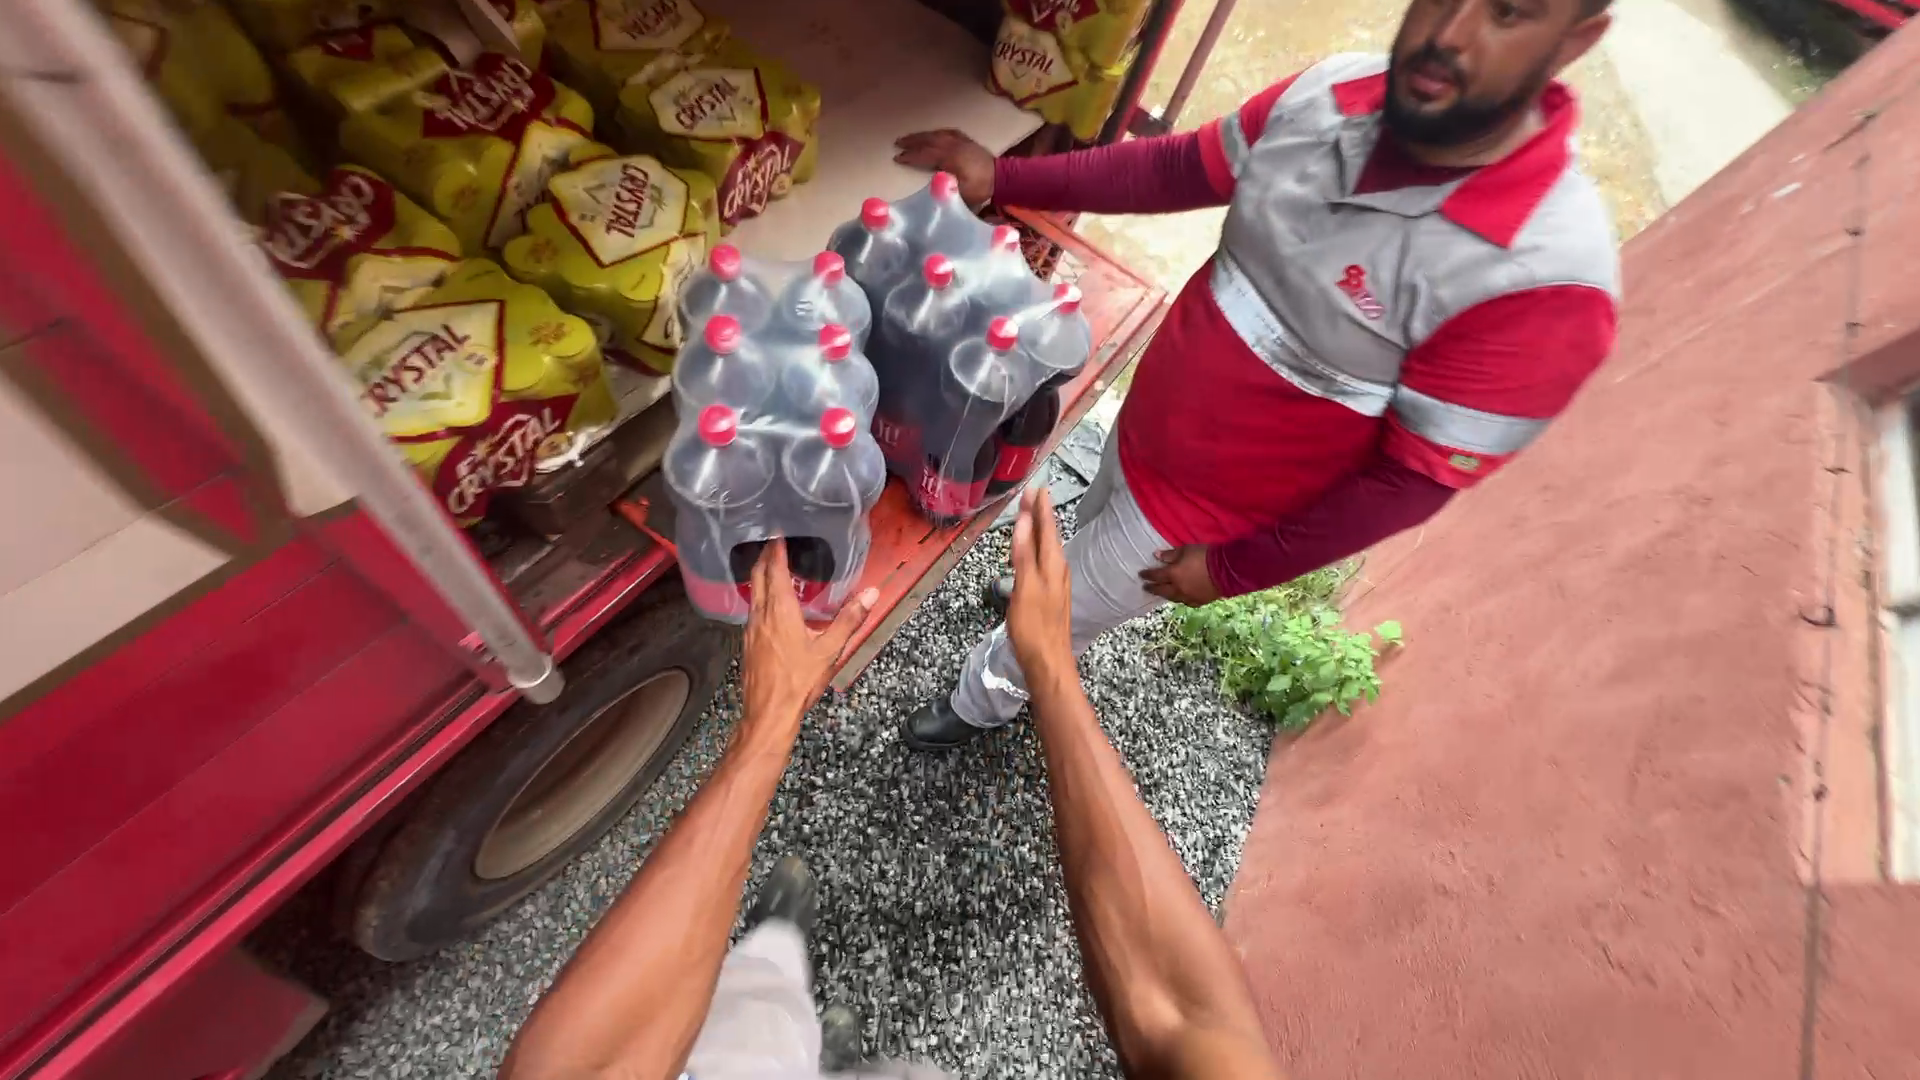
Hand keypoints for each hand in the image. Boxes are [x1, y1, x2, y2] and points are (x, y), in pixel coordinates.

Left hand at [739, 539, 875, 741]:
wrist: (768, 713)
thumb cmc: (799, 681)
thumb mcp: (830, 650)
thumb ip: (849, 619)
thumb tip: (871, 594)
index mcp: (780, 611)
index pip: (775, 571)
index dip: (776, 550)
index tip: (779, 534)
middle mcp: (760, 615)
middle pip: (758, 577)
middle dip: (765, 558)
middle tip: (773, 544)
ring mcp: (751, 630)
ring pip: (752, 593)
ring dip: (761, 576)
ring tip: (772, 567)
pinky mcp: (748, 644)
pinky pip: (752, 610)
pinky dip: (760, 596)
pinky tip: (770, 604)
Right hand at [893, 129, 995, 208]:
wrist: (1002, 178)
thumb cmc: (982, 188)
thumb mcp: (963, 194)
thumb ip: (946, 189)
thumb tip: (931, 186)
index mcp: (950, 157)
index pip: (925, 154)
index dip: (910, 156)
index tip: (897, 158)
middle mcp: (953, 145)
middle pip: (928, 140)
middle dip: (912, 142)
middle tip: (897, 143)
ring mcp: (960, 140)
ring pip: (936, 134)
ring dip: (922, 135)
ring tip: (910, 138)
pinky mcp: (967, 140)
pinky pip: (948, 132)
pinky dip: (937, 133)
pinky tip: (933, 134)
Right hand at [1005, 486, 1073, 681]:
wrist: (1048, 661)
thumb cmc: (1034, 628)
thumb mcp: (1025, 588)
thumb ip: (1024, 554)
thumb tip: (1023, 522)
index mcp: (1052, 566)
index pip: (1046, 529)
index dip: (1040, 508)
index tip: (1036, 488)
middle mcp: (1057, 570)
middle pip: (1048, 536)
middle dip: (1040, 515)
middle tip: (1032, 495)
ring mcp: (1055, 583)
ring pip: (1047, 549)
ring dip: (1038, 531)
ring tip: (1030, 515)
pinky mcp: (1050, 594)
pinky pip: (1044, 562)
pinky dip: (1036, 549)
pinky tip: (1031, 552)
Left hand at [1139, 545, 1220, 606]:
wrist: (1227, 570)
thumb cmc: (1205, 555)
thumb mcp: (1186, 550)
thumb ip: (1170, 555)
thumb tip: (1157, 556)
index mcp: (1172, 574)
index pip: (1155, 576)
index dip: (1147, 575)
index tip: (1141, 575)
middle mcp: (1178, 588)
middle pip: (1161, 590)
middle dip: (1153, 588)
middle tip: (1146, 587)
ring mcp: (1189, 596)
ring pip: (1173, 598)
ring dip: (1165, 595)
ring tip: (1161, 593)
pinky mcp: (1200, 601)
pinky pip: (1186, 602)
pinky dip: (1181, 599)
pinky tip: (1180, 598)